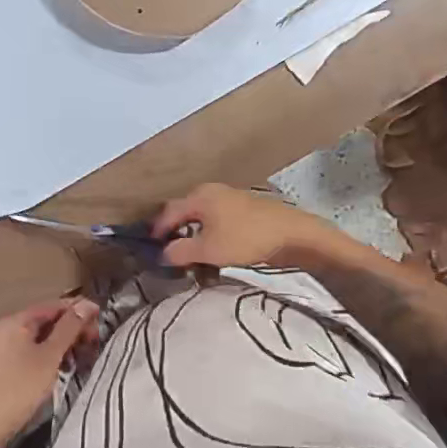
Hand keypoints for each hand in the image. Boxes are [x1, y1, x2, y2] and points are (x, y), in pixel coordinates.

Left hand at [0, 297, 98, 447]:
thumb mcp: (49, 357)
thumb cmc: (18, 390)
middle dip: (71, 331)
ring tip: (80, 362)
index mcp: (15, 321)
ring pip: (37, 339)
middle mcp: (4, 329)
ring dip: (60, 347)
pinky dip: (46, 358)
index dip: (79, 312)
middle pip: (45, 321)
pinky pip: (28, 353)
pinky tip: (58, 372)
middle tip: (93, 348)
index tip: (101, 327)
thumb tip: (87, 303)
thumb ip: (69, 328)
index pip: (54, 305)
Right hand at [151, 183, 345, 269]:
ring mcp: (232, 198)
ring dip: (196, 235)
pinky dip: (212, 234)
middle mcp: (213, 191)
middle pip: (186, 212)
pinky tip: (217, 250)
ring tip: (194, 255)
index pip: (168, 212)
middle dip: (176, 233)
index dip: (158, 231)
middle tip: (171, 253)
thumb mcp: (208, 250)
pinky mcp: (248, 208)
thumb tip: (162, 254)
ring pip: (204, 217)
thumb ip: (180, 252)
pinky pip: (219, 220)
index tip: (151, 249)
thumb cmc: (246, 240)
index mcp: (199, 196)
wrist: (295, 236)